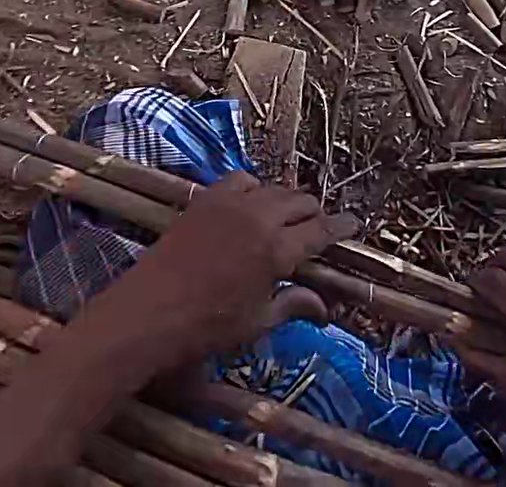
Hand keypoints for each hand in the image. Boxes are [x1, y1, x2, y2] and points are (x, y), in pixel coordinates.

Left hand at [108, 173, 358, 360]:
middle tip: (318, 227)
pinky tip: (250, 202)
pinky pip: (240, 180)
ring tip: (286, 216)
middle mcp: (259, 217)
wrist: (151, 309)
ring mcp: (231, 202)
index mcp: (277, 250)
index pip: (320, 231)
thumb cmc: (208, 326)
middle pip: (299, 201)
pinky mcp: (207, 197)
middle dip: (314, 212)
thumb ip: (293, 305)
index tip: (354, 223)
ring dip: (285, 199)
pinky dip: (253, 187)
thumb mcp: (257, 322)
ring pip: (272, 187)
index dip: (340, 226)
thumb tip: (325, 308)